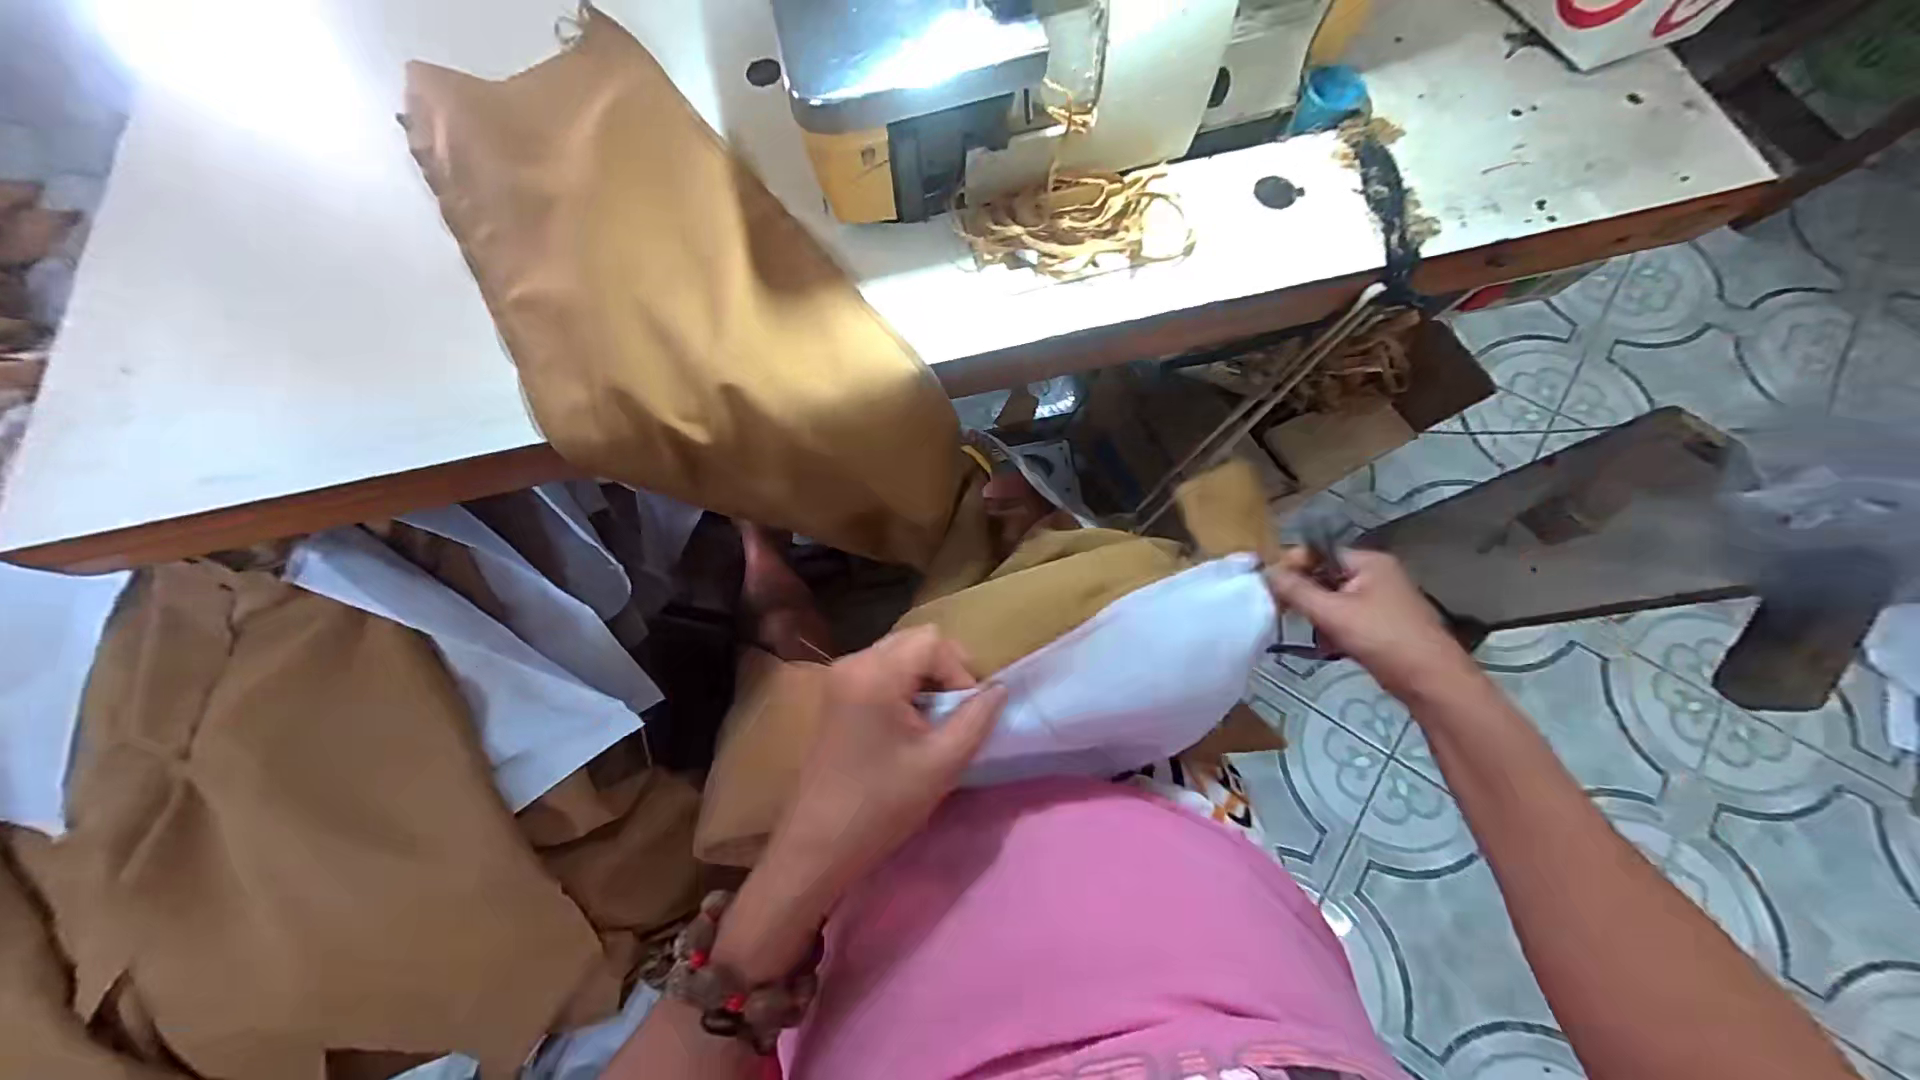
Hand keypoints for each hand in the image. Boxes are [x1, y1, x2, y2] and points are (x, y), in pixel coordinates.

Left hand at [775, 626, 1007, 887]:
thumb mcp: (942, 763)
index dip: (960, 670)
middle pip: (915, 640)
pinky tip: (909, 722)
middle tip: (955, 712)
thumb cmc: (882, 805)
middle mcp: (852, 662)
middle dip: (945, 669)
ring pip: (899, 652)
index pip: (933, 642)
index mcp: (874, 674)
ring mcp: (839, 676)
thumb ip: (977, 718)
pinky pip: (881, 668)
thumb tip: (999, 688)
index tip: (965, 712)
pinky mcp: (836, 692)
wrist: (819, 845)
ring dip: (925, 677)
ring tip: (935, 719)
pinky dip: (905, 684)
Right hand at [1265, 549, 1483, 701]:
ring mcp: (1380, 600)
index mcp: (1369, 562)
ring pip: (1332, 599)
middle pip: (1323, 575)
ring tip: (1310, 632)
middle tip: (1284, 611)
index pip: (1318, 552)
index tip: (1271, 586)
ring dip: (1316, 615)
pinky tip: (1327, 646)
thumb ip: (1295, 590)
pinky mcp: (1380, 623)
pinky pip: (1344, 617)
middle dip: (1304, 594)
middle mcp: (1376, 575)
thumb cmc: (1383, 638)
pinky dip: (1331, 628)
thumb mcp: (1332, 612)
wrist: (1431, 681)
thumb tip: (1266, 572)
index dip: (1293, 565)